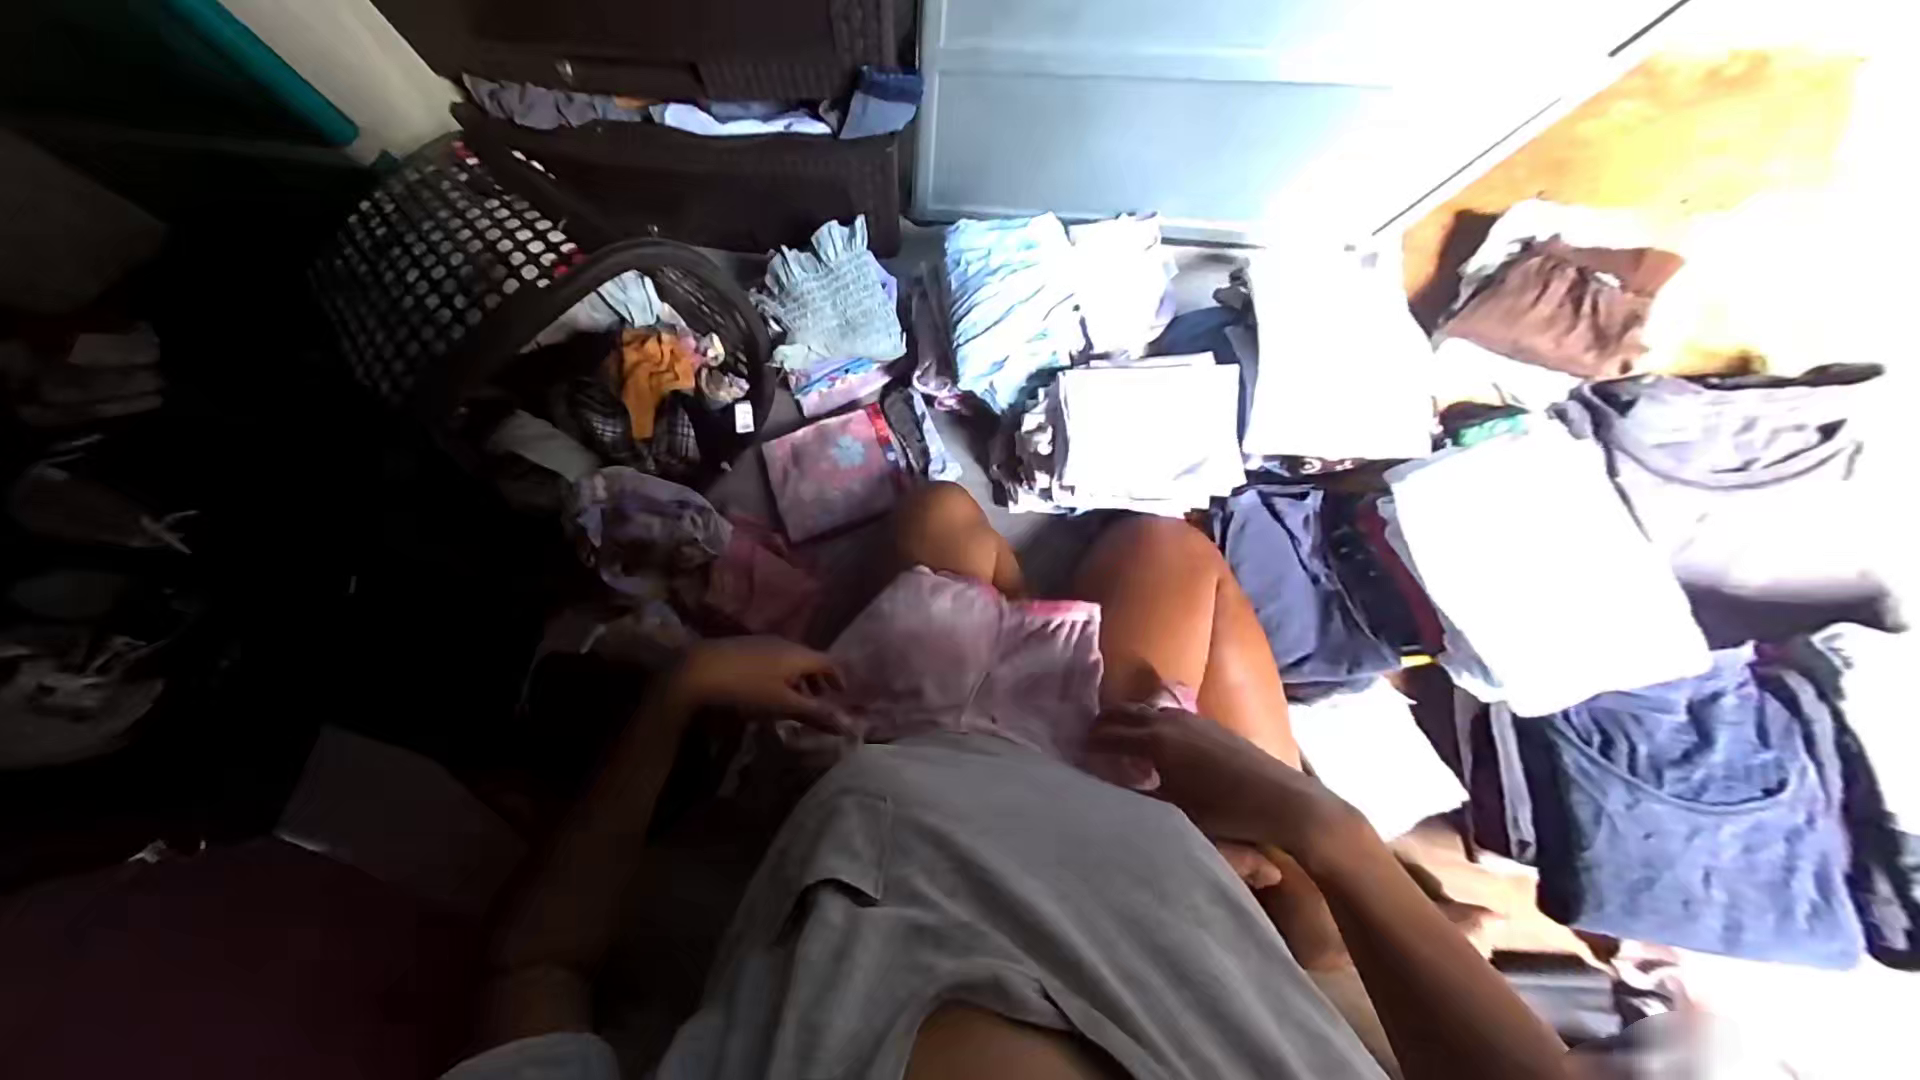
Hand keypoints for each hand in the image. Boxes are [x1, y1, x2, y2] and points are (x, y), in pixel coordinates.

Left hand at [666, 637, 846, 729]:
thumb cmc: (747, 689)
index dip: (837, 677)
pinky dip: (780, 673)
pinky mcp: (744, 646)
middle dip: (816, 679)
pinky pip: (773, 658)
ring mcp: (762, 642)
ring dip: (797, 677)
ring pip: (789, 659)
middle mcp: (785, 643)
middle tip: (818, 698)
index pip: (828, 661)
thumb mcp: (783, 705)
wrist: (697, 670)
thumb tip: (847, 724)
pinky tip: (766, 688)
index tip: (840, 693)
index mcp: (799, 654)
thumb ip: (814, 713)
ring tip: (792, 697)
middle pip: (809, 659)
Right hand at [1090, 704, 1364, 861]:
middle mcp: (1169, 721)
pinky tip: (1154, 739)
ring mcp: (1190, 718)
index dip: (1090, 743)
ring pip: (1145, 710)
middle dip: (1103, 724)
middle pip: (1123, 713)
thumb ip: (1139, 794)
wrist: (1285, 801)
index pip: (1109, 735)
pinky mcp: (1208, 723)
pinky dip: (1148, 721)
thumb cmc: (1227, 813)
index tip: (1075, 751)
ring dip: (1126, 720)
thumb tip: (1112, 785)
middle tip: (1087, 738)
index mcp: (1156, 742)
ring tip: (1116, 736)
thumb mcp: (1176, 811)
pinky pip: (1165, 713)